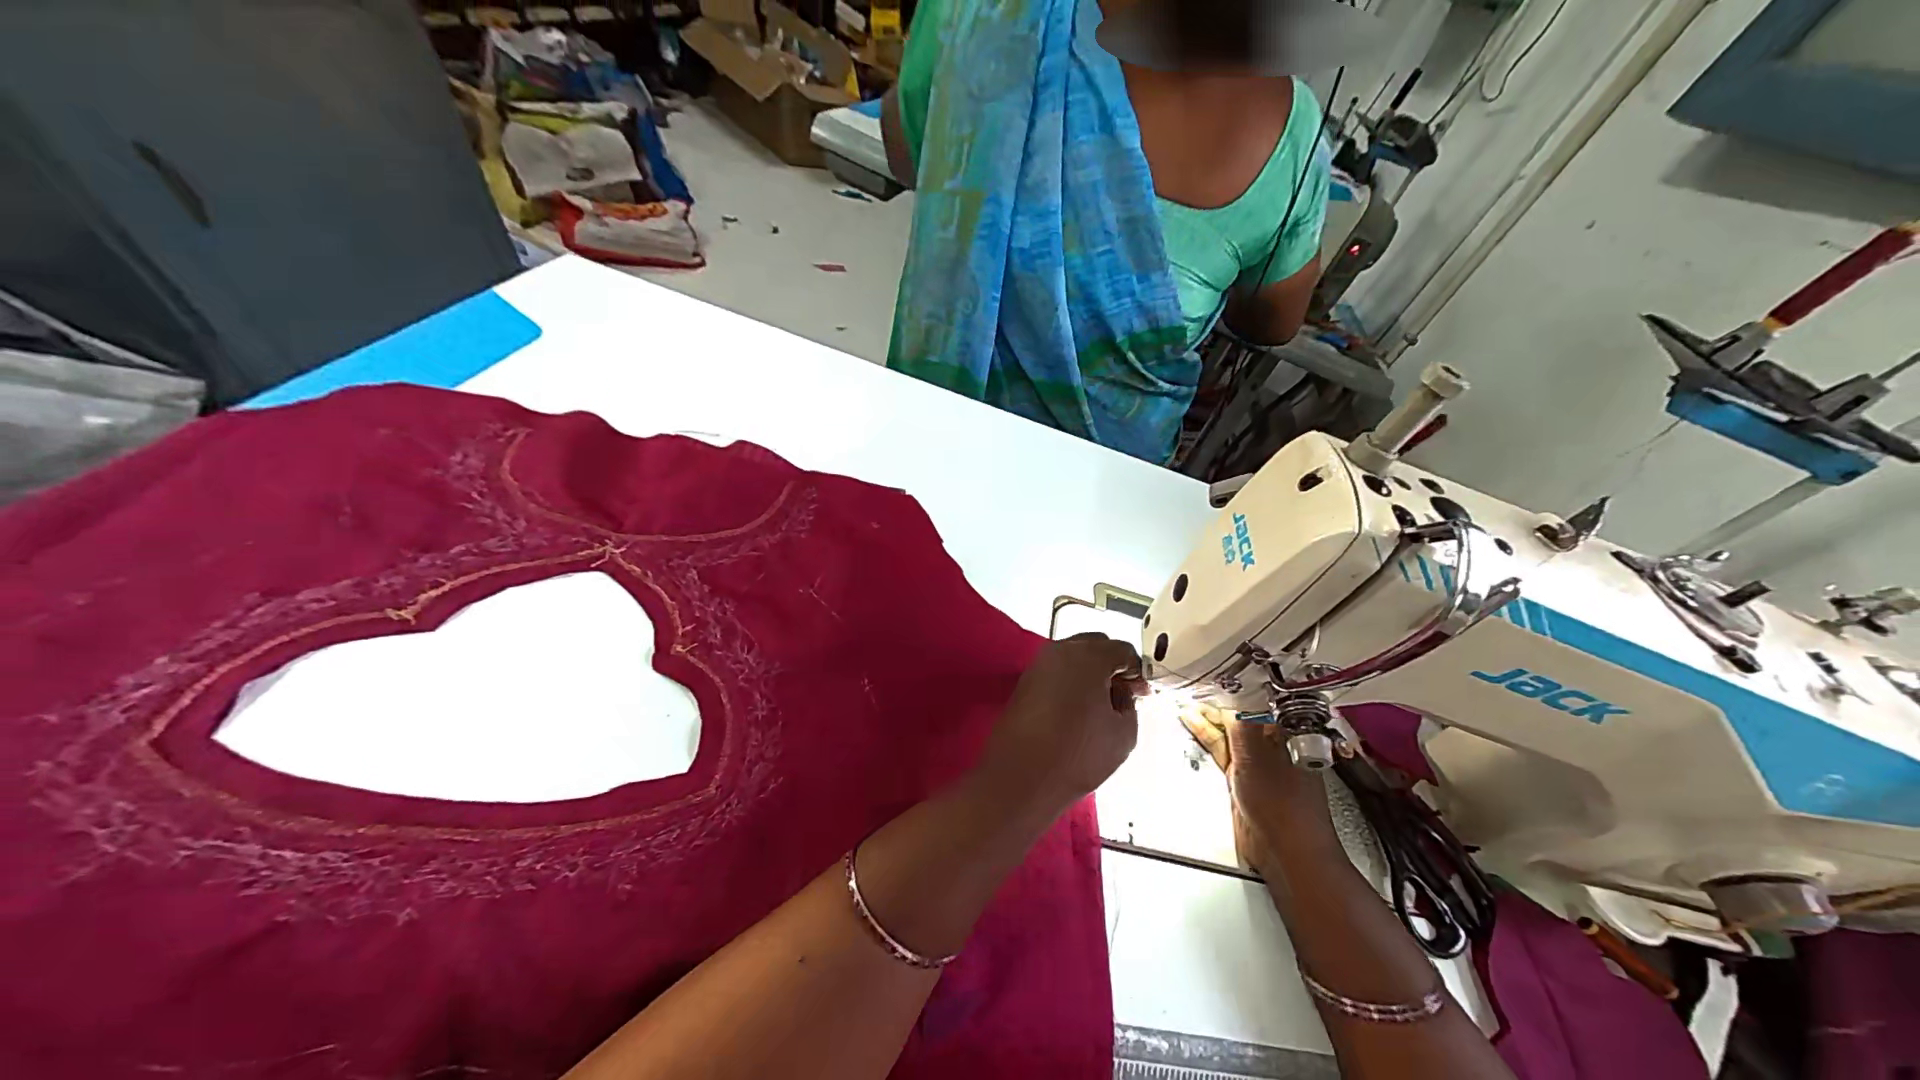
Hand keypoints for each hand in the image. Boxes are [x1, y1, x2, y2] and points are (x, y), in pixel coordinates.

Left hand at [970, 634, 1145, 814]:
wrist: (1020, 777)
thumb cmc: (1077, 754)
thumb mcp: (1123, 732)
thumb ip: (1129, 703)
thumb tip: (1121, 692)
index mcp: (1088, 655)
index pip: (1123, 651)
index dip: (1137, 672)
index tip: (1142, 695)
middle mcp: (1060, 651)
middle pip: (1096, 647)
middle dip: (1113, 668)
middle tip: (1124, 698)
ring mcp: (1038, 665)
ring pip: (1074, 659)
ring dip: (1091, 675)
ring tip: (1101, 708)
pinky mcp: (1024, 682)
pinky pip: (1057, 673)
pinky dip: (1071, 684)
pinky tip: (1078, 711)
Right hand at [1182, 706, 1336, 868]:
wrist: (1286, 851)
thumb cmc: (1286, 809)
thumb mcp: (1255, 757)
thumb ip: (1241, 726)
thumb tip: (1233, 700)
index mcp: (1286, 736)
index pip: (1257, 704)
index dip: (1234, 692)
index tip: (1214, 682)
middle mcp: (1274, 748)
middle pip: (1242, 718)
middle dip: (1218, 706)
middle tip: (1196, 691)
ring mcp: (1259, 765)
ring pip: (1230, 735)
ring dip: (1209, 721)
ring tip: (1188, 706)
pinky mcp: (1244, 781)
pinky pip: (1223, 753)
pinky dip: (1208, 739)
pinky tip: (1195, 727)